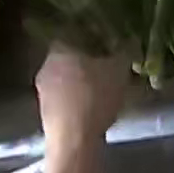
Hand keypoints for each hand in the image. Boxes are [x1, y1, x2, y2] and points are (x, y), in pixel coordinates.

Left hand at [36, 44, 128, 159]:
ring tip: (106, 88)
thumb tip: (130, 39)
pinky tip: (95, 106)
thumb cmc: (96, 97)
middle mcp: (46, 66)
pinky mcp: (46, 111)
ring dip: (84, 80)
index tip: (109, 42)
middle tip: (111, 65)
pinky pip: (66, 97)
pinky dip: (80, 98)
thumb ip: (125, 50)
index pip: (74, 33)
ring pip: (67, 77)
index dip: (93, 36)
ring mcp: (43, 90)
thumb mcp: (120, 69)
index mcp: (60, 49)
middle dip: (89, 60)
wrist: (74, 139)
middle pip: (70, 56)